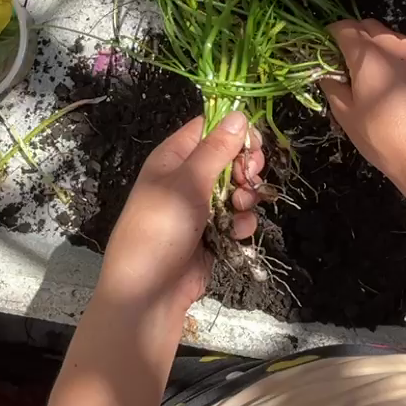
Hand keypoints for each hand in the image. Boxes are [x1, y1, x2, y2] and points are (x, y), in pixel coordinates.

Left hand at [100, 111, 265, 313]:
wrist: (150, 291)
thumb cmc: (161, 227)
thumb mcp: (188, 182)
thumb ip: (217, 149)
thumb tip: (239, 115)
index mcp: (173, 157)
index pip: (208, 128)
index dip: (234, 131)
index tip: (255, 141)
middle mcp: (187, 178)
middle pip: (229, 158)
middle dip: (244, 166)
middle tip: (249, 175)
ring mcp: (201, 206)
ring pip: (238, 188)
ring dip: (246, 196)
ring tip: (239, 207)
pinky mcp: (213, 233)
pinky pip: (237, 217)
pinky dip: (241, 223)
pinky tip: (236, 232)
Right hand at [319, 19, 405, 182]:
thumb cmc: (381, 136)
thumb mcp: (345, 114)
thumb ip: (332, 86)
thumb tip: (327, 74)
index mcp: (369, 56)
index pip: (345, 28)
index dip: (332, 34)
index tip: (326, 46)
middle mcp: (396, 47)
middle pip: (370, 27)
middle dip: (355, 36)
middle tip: (346, 60)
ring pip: (393, 37)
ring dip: (379, 45)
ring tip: (373, 71)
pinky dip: (399, 58)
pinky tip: (397, 82)